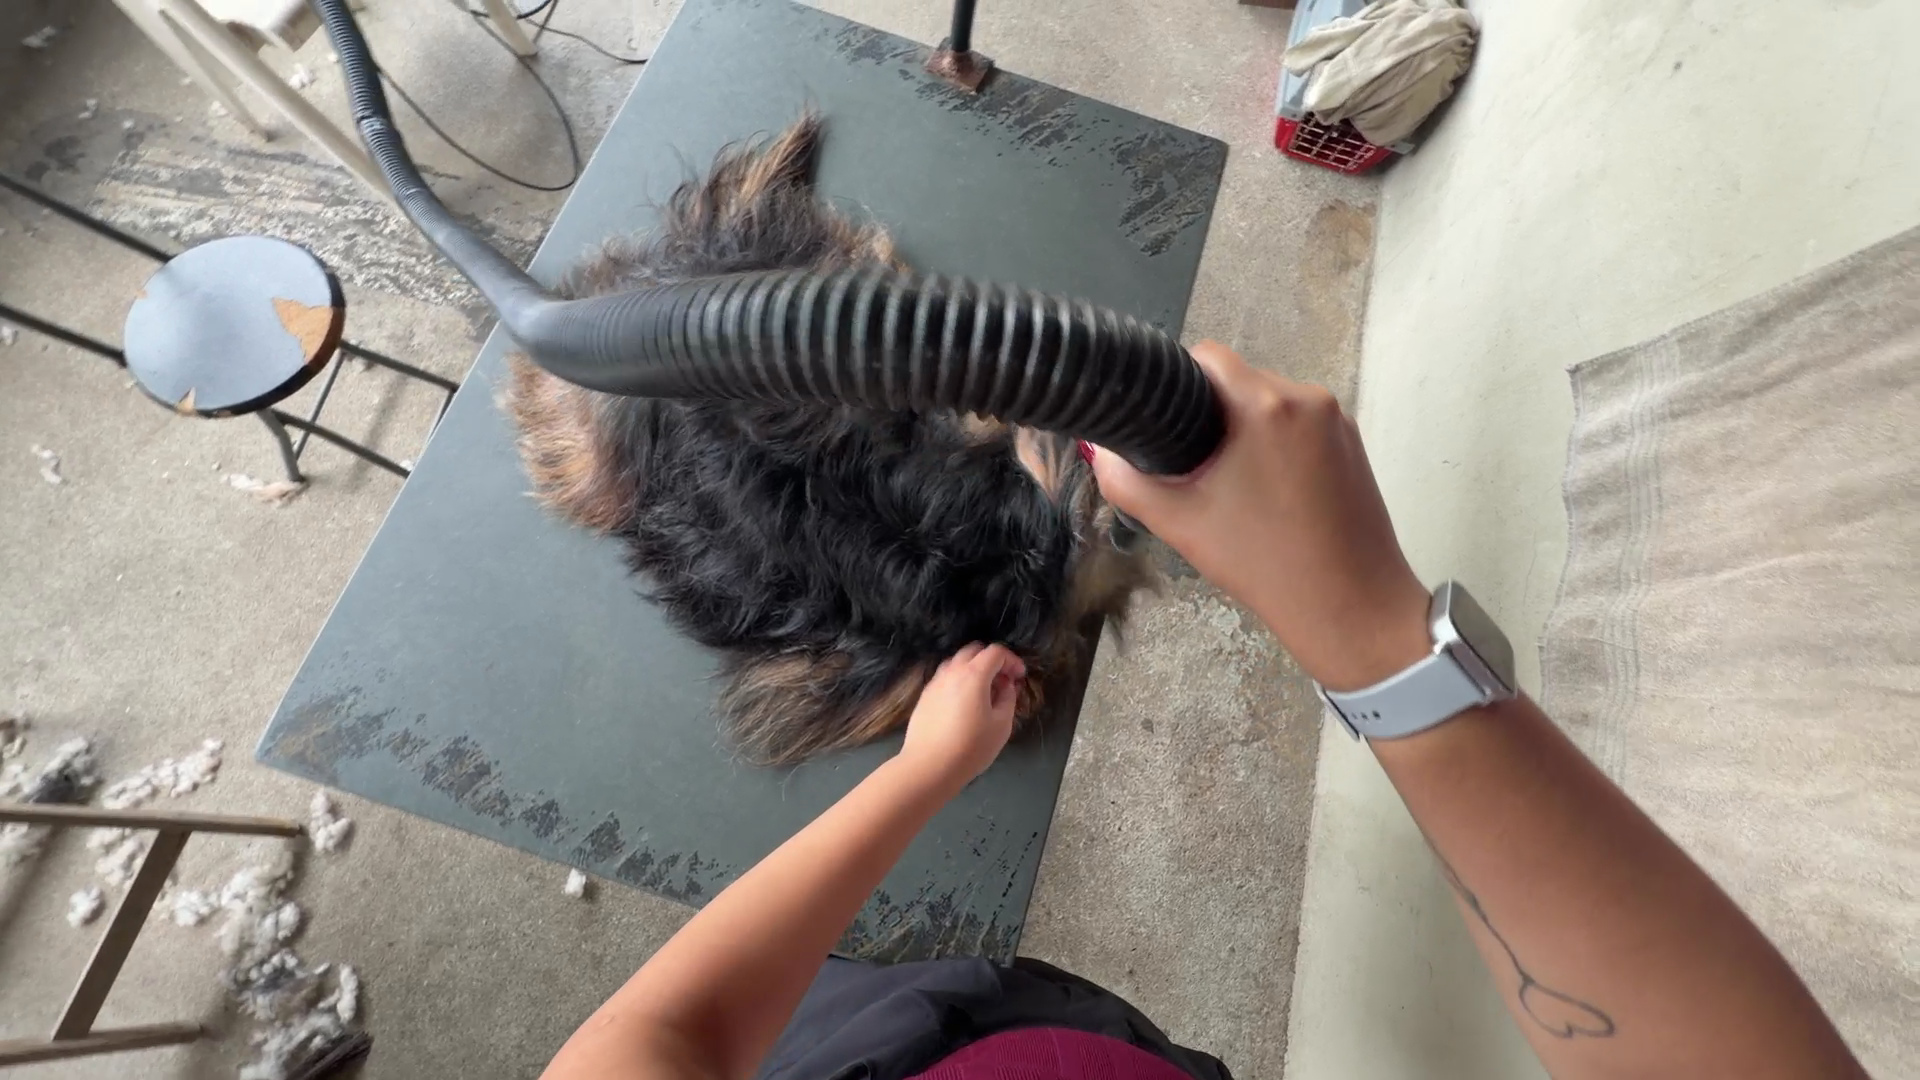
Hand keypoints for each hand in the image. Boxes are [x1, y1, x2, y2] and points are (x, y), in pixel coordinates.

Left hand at [898, 643, 1025, 789]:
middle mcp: (952, 672)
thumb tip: (1006, 686)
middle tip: (1003, 680)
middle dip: (992, 660)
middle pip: (974, 650)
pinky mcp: (924, 696)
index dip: (1012, 660)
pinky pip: (945, 678)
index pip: (996, 652)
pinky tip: (964, 702)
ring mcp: (935, 683)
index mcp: (973, 674)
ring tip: (983, 691)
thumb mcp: (1001, 725)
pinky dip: (958, 680)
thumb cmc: (970, 747)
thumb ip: (1008, 699)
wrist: (929, 767)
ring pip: (956, 662)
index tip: (1019, 676)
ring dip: (973, 668)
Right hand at [1090, 341, 1430, 690]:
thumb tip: (1101, 453)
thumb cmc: (1262, 563)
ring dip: (1241, 430)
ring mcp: (1337, 420)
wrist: (1350, 607)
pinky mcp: (1353, 443)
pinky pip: (1296, 425)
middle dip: (1207, 414)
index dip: (1174, 383)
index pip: (1206, 358)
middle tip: (1189, 466)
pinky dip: (1272, 444)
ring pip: (1268, 403)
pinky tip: (1262, 490)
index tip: (1159, 422)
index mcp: (1265, 405)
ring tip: (1227, 484)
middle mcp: (1308, 397)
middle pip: (1238, 381)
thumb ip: (1127, 481)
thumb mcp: (1179, 523)